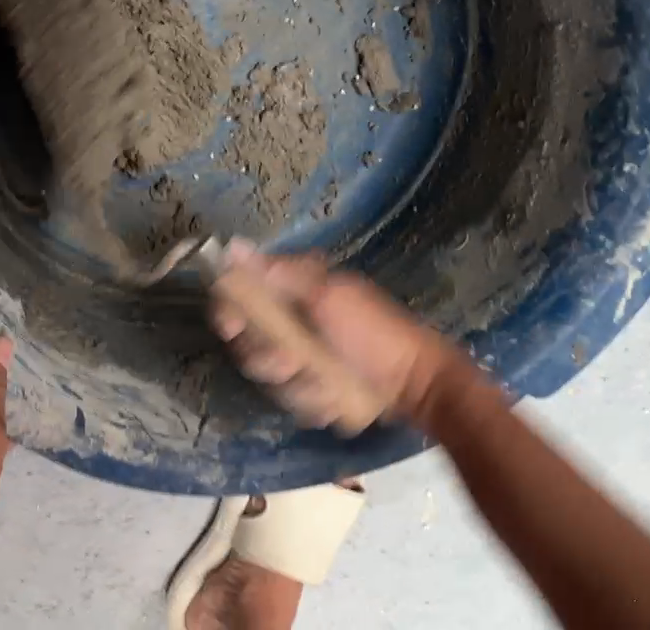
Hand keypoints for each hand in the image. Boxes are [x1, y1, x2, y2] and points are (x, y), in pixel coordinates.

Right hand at [210, 238, 461, 428]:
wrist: (419, 385)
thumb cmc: (374, 334)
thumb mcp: (327, 297)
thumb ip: (279, 275)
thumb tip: (234, 247)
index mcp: (294, 288)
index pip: (240, 293)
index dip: (230, 310)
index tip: (233, 329)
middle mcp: (294, 318)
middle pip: (249, 340)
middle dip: (270, 358)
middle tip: (293, 363)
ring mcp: (305, 354)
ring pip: (271, 374)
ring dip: (297, 384)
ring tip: (326, 386)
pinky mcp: (316, 384)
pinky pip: (294, 396)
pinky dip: (314, 401)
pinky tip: (335, 400)